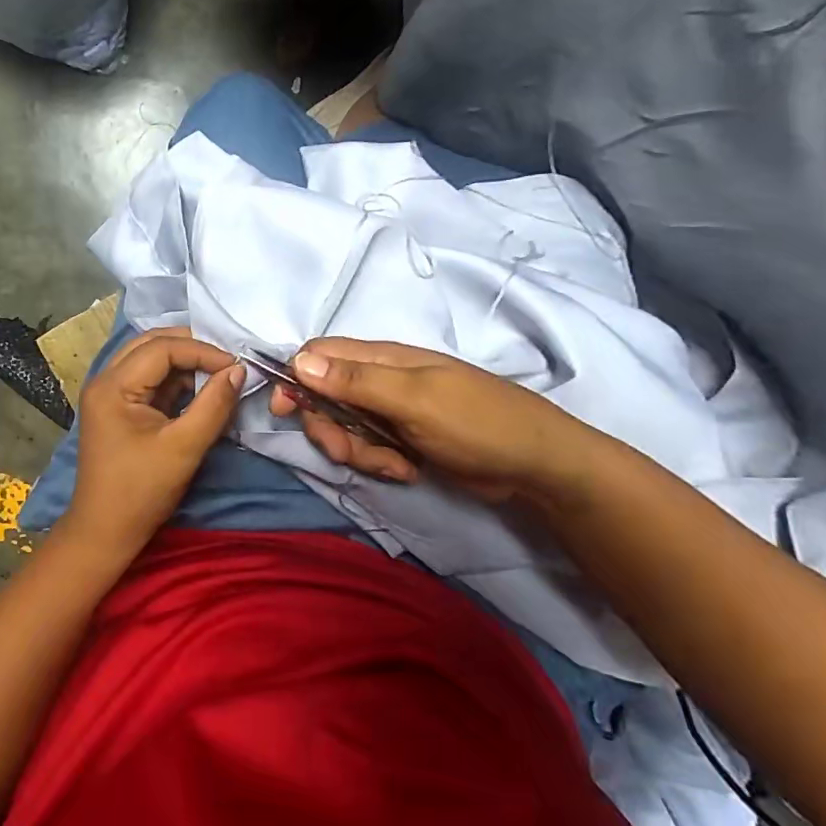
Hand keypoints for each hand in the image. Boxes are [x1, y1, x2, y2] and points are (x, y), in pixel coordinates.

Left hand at [66, 327, 244, 554]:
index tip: (237, 366)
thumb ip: (213, 405)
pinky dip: (176, 380)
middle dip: (192, 347)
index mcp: (112, 385)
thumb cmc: (141, 491)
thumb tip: (239, 370)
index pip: (161, 348)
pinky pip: (149, 380)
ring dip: (185, 362)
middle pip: (151, 344)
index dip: (202, 351)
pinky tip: (201, 389)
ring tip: (220, 372)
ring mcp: (109, 393)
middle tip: (228, 359)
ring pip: (150, 359)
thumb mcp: (184, 447)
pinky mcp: (118, 408)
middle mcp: (105, 380)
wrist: (105, 532)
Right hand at [268, 337, 610, 503]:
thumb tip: (298, 361)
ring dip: (357, 450)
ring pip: (344, 426)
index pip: (318, 355)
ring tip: (393, 465)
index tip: (286, 411)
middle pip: (323, 397)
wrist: (539, 466)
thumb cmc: (477, 422)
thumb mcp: (413, 399)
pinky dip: (379, 461)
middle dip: (329, 428)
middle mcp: (380, 379)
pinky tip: (407, 470)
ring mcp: (391, 409)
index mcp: (380, 358)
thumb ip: (354, 380)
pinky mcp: (402, 437)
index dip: (295, 379)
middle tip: (348, 451)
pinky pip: (369, 446)